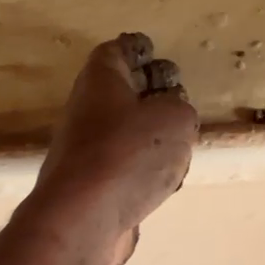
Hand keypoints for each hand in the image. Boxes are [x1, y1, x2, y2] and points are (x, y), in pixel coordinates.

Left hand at [31, 33, 197, 264]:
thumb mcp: (176, 119)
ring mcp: (87, 151)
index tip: (151, 48)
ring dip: (151, 136)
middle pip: (121, 92)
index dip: (137, 48)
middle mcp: (88, 110)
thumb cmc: (129, 153)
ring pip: (124, 133)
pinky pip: (125, 168)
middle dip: (149, 92)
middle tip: (176, 95)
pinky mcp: (93, 187)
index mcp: (101, 79)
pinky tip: (166, 181)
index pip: (118, 51)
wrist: (84, 217)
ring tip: (180, 142)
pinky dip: (145, 170)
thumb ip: (181, 110)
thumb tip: (173, 118)